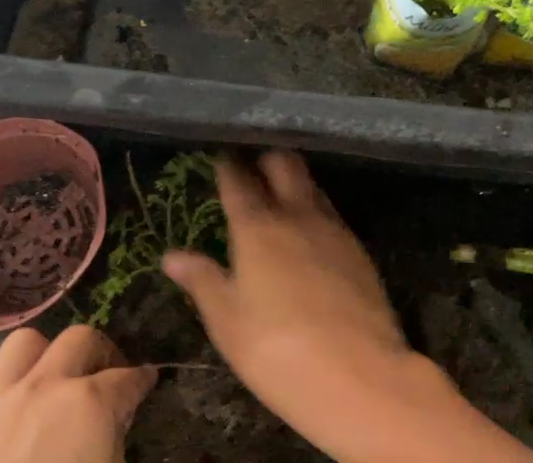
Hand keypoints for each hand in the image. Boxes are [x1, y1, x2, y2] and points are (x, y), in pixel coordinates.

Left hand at [0, 325, 155, 462]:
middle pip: (80, 340)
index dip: (142, 382)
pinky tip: (6, 406)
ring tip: (54, 380)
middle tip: (107, 377)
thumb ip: (117, 444)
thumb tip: (117, 425)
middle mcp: (43, 388)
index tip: (147, 384)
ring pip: (24, 343)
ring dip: (45, 357)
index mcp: (88, 405)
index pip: (128, 379)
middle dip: (101, 354)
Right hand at [164, 151, 532, 462]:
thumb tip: (172, 256)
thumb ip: (202, 281)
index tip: (221, 158)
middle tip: (252, 168)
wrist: (359, 374)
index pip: (239, 181)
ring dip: (294, 182)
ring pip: (311, 185)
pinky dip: (314, 210)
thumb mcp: (228, 323)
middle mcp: (297, 215)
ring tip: (279, 195)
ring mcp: (333, 228)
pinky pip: (331, 213)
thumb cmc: (278, 352)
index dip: (228, 166)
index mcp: (258, 228)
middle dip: (266, 159)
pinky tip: (309, 232)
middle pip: (284, 164)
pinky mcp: (358, 248)